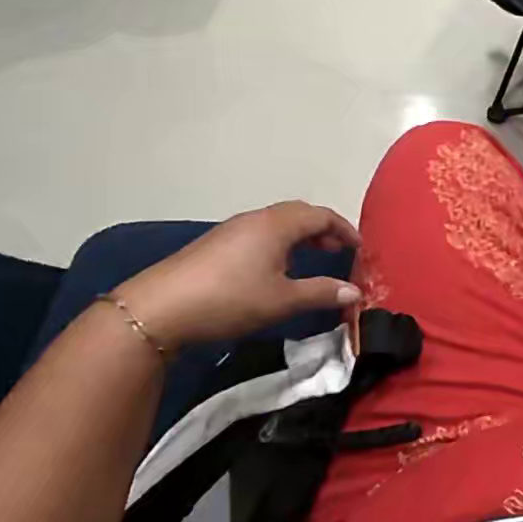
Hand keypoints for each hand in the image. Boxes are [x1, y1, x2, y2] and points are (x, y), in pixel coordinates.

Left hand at [112, 202, 361, 351]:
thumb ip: (321, 292)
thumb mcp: (282, 300)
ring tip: (313, 259)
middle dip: (323, 229)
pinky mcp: (218, 243)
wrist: (163, 307)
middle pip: (299, 214)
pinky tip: (277, 268)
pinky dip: (281, 243)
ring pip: (278, 223)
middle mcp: (257, 219)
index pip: (320, 215)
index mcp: (277, 225)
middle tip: (339, 251)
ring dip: (301, 236)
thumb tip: (354, 292)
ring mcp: (233, 229)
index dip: (344, 229)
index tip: (359, 248)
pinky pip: (261, 233)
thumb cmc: (231, 299)